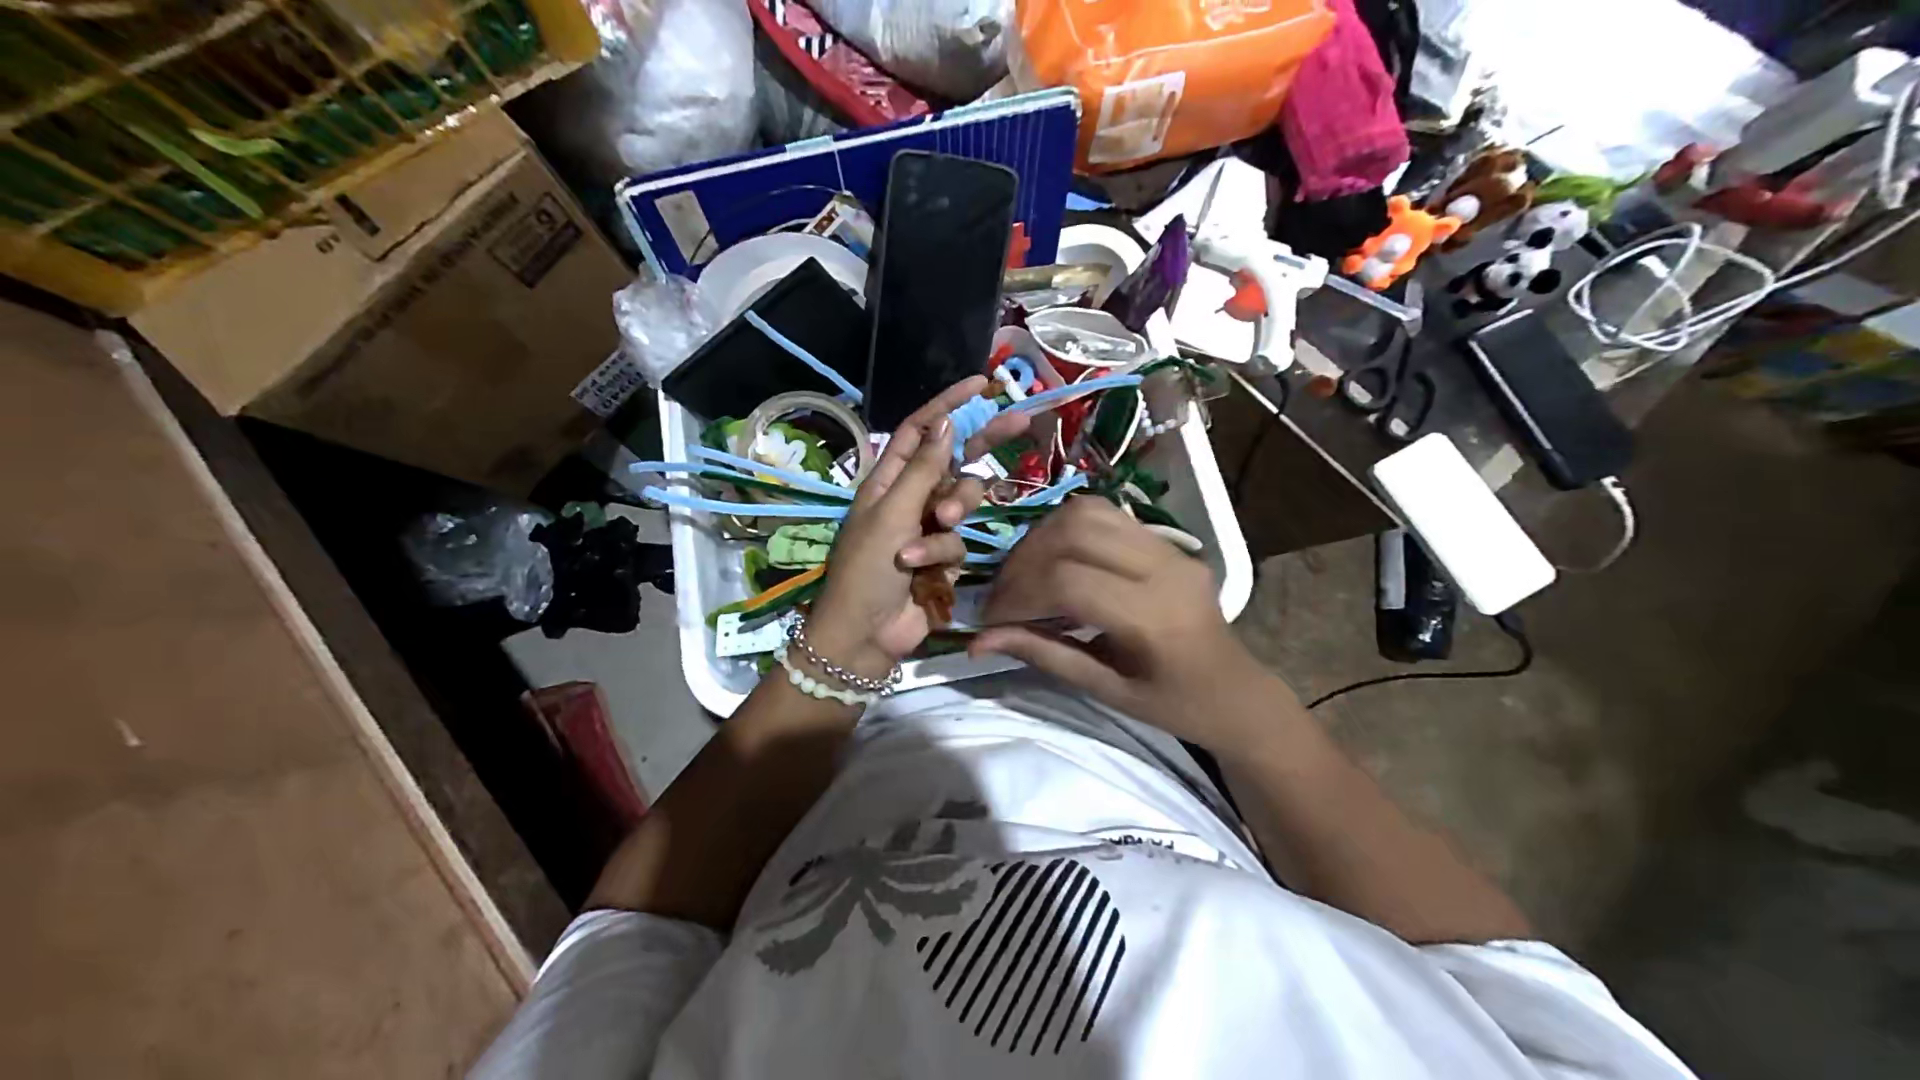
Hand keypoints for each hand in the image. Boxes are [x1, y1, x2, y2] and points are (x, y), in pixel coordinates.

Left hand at [806, 377, 1029, 678]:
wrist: (865, 633)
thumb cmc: (866, 568)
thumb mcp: (892, 512)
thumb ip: (924, 469)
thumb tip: (946, 421)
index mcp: (889, 478)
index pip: (921, 429)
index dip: (948, 404)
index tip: (981, 383)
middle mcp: (911, 496)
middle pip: (954, 458)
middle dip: (983, 442)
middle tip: (1021, 419)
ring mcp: (929, 526)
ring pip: (964, 500)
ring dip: (955, 510)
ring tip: (939, 524)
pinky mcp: (944, 556)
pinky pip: (958, 541)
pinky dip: (941, 552)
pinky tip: (922, 569)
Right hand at [968, 496, 1286, 745]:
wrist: (1236, 690)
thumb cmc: (1173, 704)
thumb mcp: (1106, 690)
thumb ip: (1045, 655)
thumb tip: (980, 640)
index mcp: (1154, 617)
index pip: (1069, 581)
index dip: (1019, 594)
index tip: (992, 620)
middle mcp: (1164, 569)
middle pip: (1074, 533)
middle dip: (1023, 562)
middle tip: (1003, 596)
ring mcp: (1170, 548)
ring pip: (1087, 512)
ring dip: (1041, 538)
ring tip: (1024, 574)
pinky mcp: (1168, 541)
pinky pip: (1106, 515)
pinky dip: (1065, 529)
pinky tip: (1054, 558)